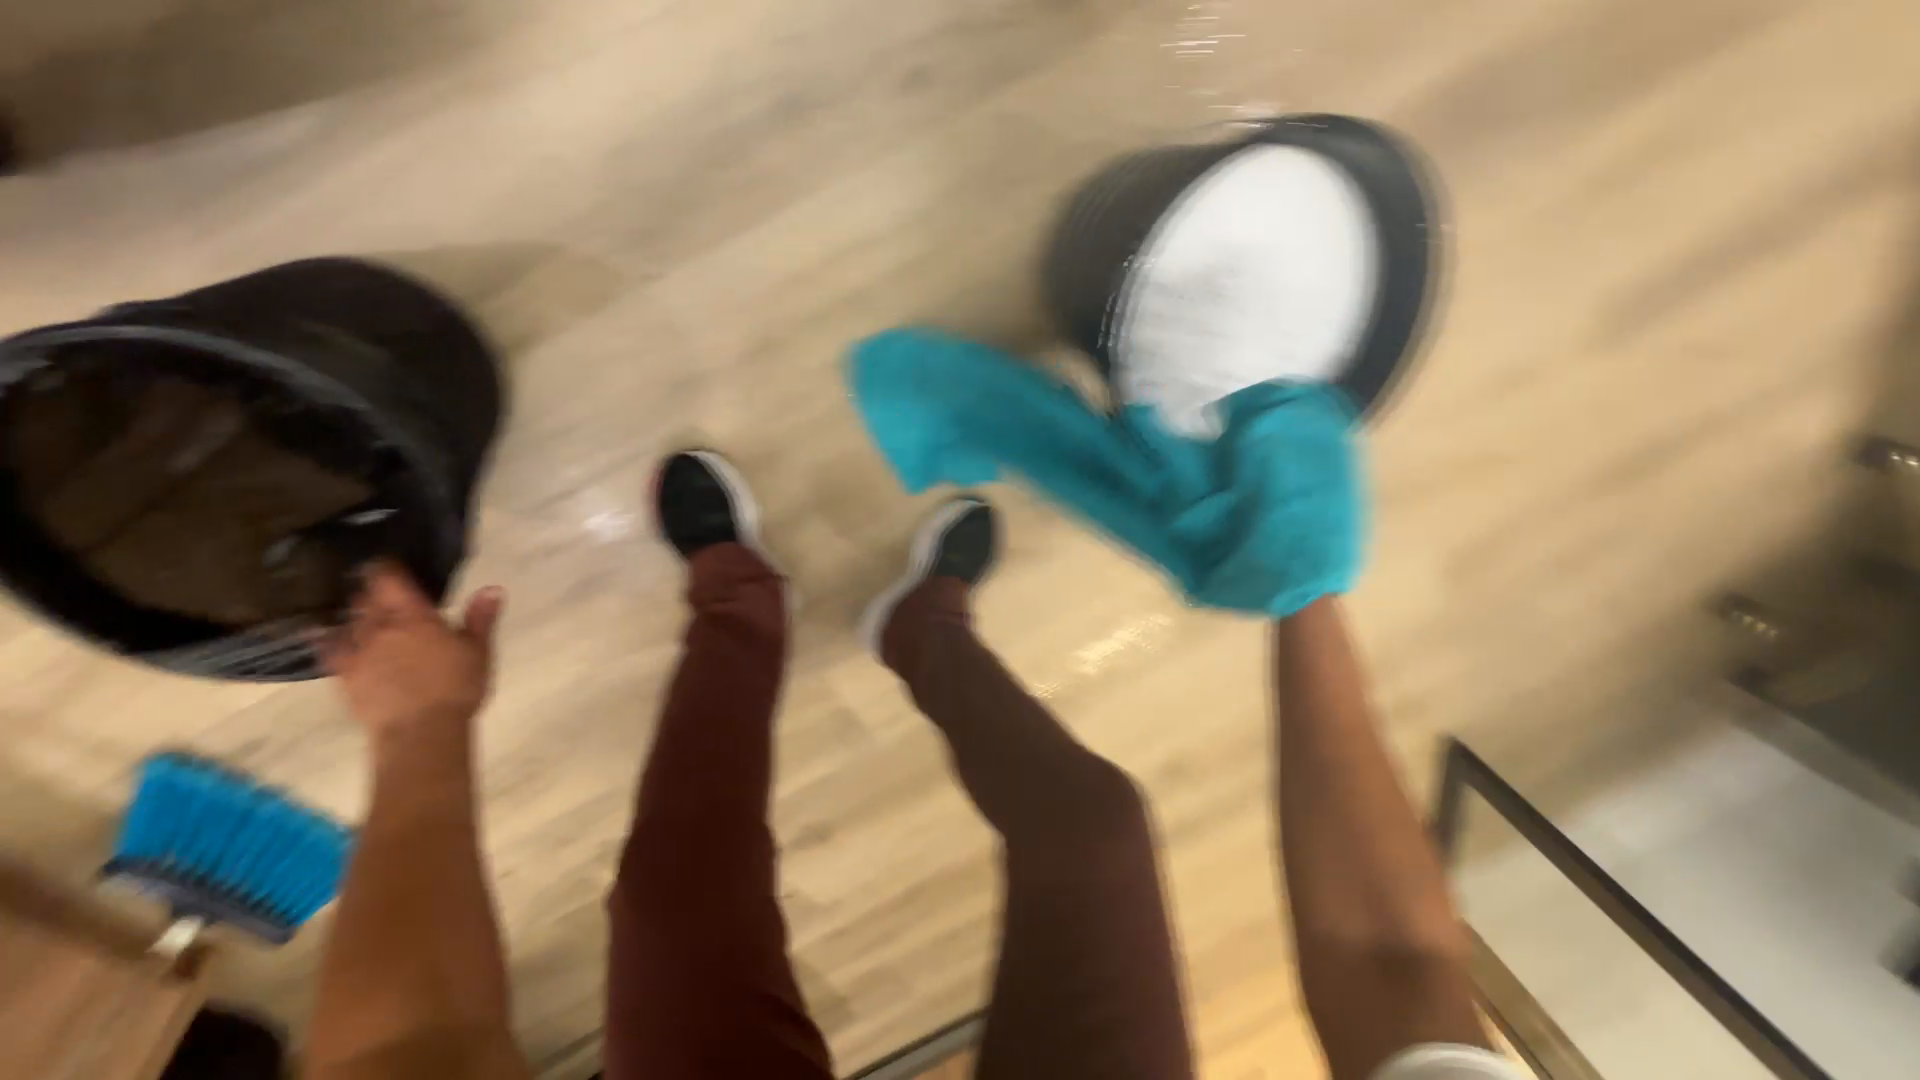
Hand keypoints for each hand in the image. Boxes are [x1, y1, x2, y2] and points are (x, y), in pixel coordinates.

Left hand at [322, 561, 505, 738]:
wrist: (420, 731)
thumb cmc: (456, 687)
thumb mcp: (479, 652)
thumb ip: (481, 619)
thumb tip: (492, 588)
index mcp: (415, 616)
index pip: (389, 579)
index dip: (385, 566)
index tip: (387, 561)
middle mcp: (380, 626)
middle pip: (366, 598)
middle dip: (372, 591)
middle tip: (381, 590)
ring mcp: (358, 650)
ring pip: (349, 620)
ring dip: (355, 613)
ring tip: (361, 611)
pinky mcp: (344, 674)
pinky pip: (329, 648)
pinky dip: (326, 637)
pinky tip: (322, 634)